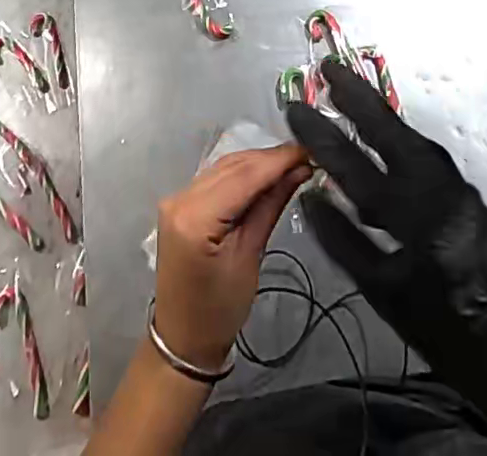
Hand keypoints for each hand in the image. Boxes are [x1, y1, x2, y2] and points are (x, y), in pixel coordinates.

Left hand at [153, 142, 311, 372]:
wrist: (184, 337)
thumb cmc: (220, 307)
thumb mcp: (250, 256)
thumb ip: (270, 206)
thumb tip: (297, 171)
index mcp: (195, 217)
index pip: (243, 176)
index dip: (277, 160)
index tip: (309, 148)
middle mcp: (180, 199)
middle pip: (232, 166)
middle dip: (269, 159)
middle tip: (306, 156)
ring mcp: (177, 198)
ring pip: (223, 167)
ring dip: (256, 163)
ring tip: (292, 163)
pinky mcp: (180, 203)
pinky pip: (215, 178)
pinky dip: (241, 174)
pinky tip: (265, 174)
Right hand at [286, 60, 486, 455]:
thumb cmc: (435, 325)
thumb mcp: (378, 290)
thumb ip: (341, 239)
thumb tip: (310, 194)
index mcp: (414, 219)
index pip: (354, 166)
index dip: (321, 135)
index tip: (295, 107)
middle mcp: (440, 192)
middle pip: (392, 133)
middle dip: (357, 96)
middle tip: (330, 67)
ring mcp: (458, 188)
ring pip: (413, 138)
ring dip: (379, 112)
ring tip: (349, 90)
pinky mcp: (467, 191)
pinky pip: (426, 154)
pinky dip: (399, 136)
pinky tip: (382, 133)